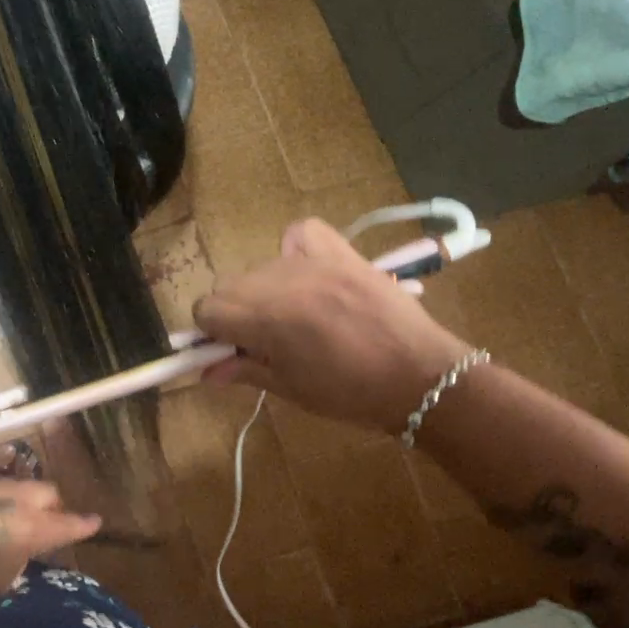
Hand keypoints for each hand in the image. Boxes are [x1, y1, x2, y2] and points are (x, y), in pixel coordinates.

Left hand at [0, 479, 100, 609]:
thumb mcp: (0, 580)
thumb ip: (19, 558)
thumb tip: (22, 548)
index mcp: (27, 527)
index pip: (64, 524)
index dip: (81, 525)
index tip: (94, 522)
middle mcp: (10, 499)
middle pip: (44, 492)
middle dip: (50, 506)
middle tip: (49, 522)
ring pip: (15, 484)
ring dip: (21, 497)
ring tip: (17, 515)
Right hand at [192, 218, 474, 432]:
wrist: (424, 378)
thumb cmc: (352, 394)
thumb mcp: (289, 389)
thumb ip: (242, 370)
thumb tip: (204, 372)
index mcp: (263, 320)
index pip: (206, 309)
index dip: (212, 331)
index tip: (233, 348)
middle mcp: (279, 283)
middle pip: (227, 286)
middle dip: (235, 312)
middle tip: (265, 338)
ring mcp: (311, 264)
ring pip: (259, 267)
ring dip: (264, 289)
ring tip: (298, 314)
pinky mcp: (340, 253)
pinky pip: (300, 233)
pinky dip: (294, 246)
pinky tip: (305, 271)